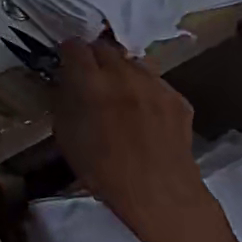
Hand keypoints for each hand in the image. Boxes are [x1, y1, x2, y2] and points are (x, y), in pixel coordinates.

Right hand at [51, 37, 229, 241]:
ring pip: (131, 62)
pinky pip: (154, 82)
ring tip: (114, 90)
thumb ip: (64, 100)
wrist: (157, 193)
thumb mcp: (65, 133)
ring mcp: (156, 85)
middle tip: (87, 73)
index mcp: (91, 83)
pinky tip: (139, 109)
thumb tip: (67, 83)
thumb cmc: (101, 169)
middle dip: (93, 56)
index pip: (75, 47)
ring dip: (119, 69)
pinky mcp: (178, 99)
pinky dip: (142, 87)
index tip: (63, 59)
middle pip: (105, 47)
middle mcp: (125, 76)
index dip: (66, 51)